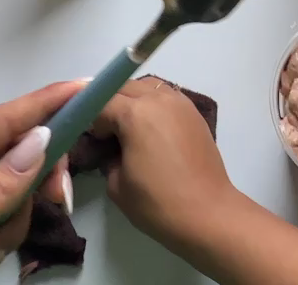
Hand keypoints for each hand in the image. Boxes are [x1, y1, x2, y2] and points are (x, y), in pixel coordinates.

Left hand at [0, 81, 81, 284]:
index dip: (43, 102)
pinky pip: (10, 213)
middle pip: (15, 148)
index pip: (0, 119)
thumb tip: (42, 139)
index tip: (83, 86)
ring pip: (18, 184)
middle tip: (59, 197)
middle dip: (35, 176)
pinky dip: (4, 238)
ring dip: (12, 220)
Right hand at [91, 76, 243, 244]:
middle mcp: (157, 97)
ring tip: (130, 126)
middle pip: (124, 87)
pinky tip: (152, 127)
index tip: (93, 138)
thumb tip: (112, 148)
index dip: (92, 118)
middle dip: (111, 104)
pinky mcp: (193, 110)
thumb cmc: (157, 202)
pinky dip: (153, 102)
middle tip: (107, 131)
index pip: (102, 102)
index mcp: (135, 114)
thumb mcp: (117, 185)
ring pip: (147, 85)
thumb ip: (108, 157)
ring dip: (132, 98)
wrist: (205, 211)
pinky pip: (165, 94)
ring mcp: (179, 101)